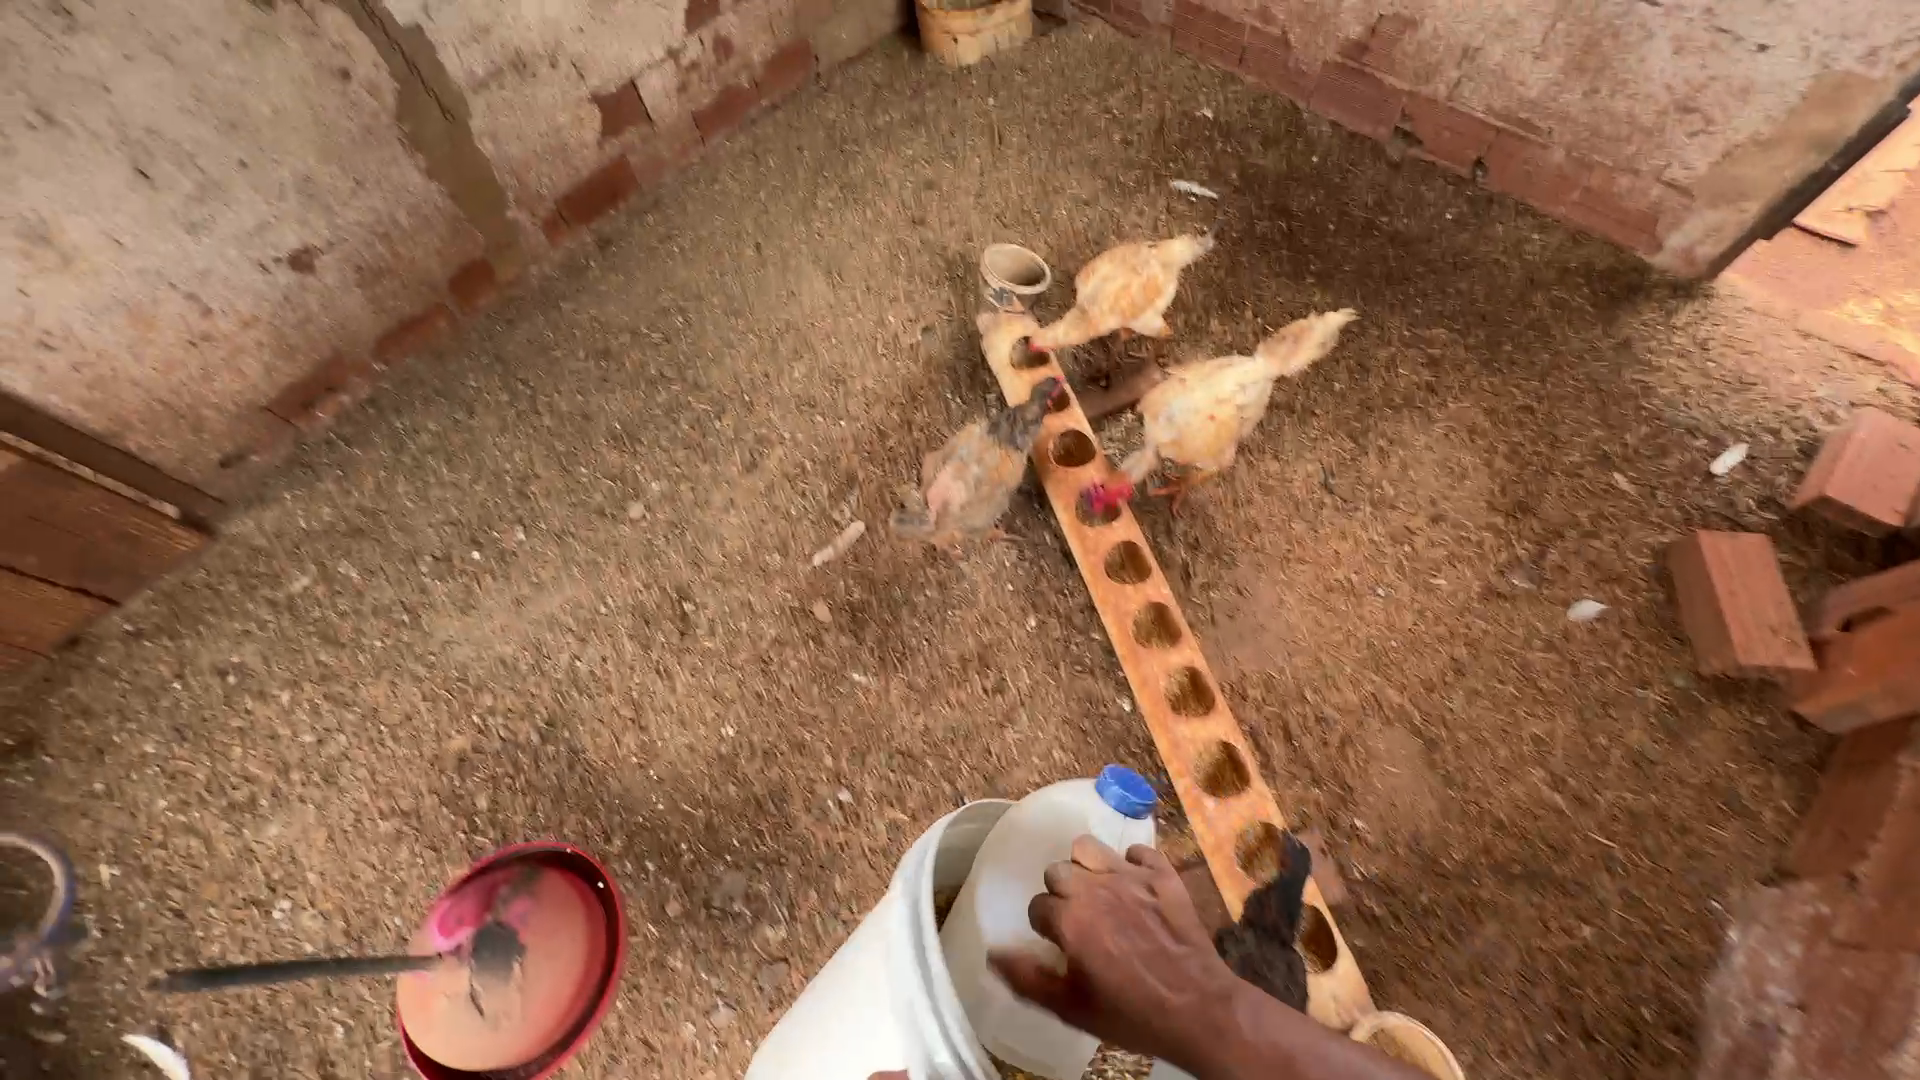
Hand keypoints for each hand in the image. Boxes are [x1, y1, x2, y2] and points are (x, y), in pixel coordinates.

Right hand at [987, 837, 1241, 1067]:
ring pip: (1089, 847)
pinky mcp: (1161, 873)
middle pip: (1058, 871)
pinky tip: (1135, 886)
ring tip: (1099, 892)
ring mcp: (1130, 875)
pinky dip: (1132, 864)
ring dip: (1088, 867)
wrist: (1198, 1008)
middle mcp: (1094, 887)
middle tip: (1079, 920)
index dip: (1046, 927)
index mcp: (1069, 918)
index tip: (1060, 944)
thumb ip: (1027, 979)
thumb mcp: (1072, 1008)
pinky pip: (1136, 850)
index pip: (1037, 905)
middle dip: (1062, 893)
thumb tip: (993, 954)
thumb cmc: (1131, 1013)